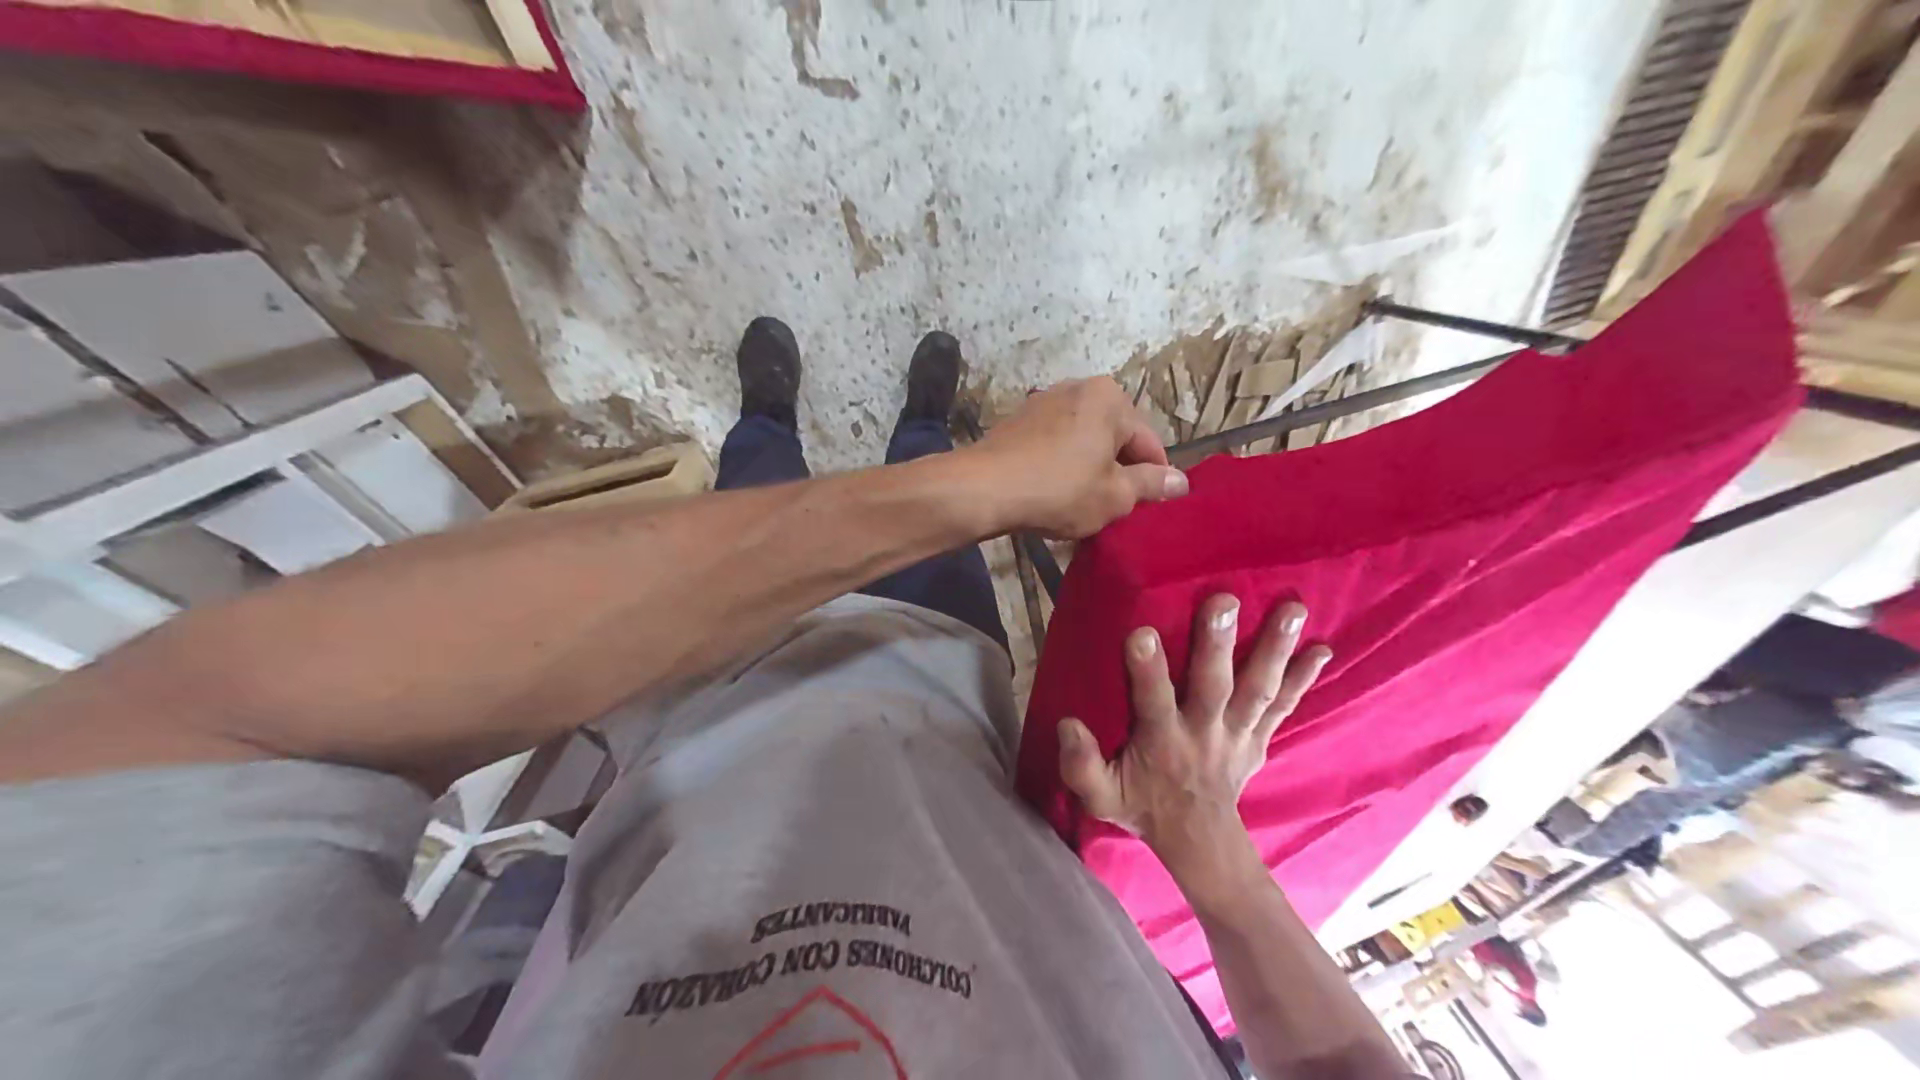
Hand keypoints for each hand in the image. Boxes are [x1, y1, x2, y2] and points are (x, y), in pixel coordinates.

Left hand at [969, 377, 1187, 537]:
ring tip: (1083, 503)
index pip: (1148, 442)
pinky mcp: (1019, 420)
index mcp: (1110, 399)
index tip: (1150, 508)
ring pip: (1084, 441)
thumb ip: (1151, 485)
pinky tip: (1054, 492)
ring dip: (1089, 469)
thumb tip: (1181, 481)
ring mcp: (1045, 401)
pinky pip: (1055, 443)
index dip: (1155, 478)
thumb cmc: (1059, 490)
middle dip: (1119, 471)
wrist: (983, 488)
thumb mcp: (1114, 495)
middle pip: (1115, 437)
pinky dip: (1062, 465)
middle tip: (1114, 508)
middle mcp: (1079, 388)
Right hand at [1057, 595, 1331, 891]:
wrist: (1198, 839)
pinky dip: (1302, 679)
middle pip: (1212, 687)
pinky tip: (1321, 650)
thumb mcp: (1100, 796)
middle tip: (1223, 601)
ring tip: (1292, 610)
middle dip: (1217, 645)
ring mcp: (1236, 734)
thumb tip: (1068, 725)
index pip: (1152, 702)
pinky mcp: (1257, 737)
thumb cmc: (1142, 805)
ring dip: (1274, 650)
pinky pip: (1282, 706)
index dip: (1147, 671)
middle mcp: (1202, 733)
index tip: (1144, 633)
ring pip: (1256, 689)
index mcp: (1161, 741)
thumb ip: (1081, 764)